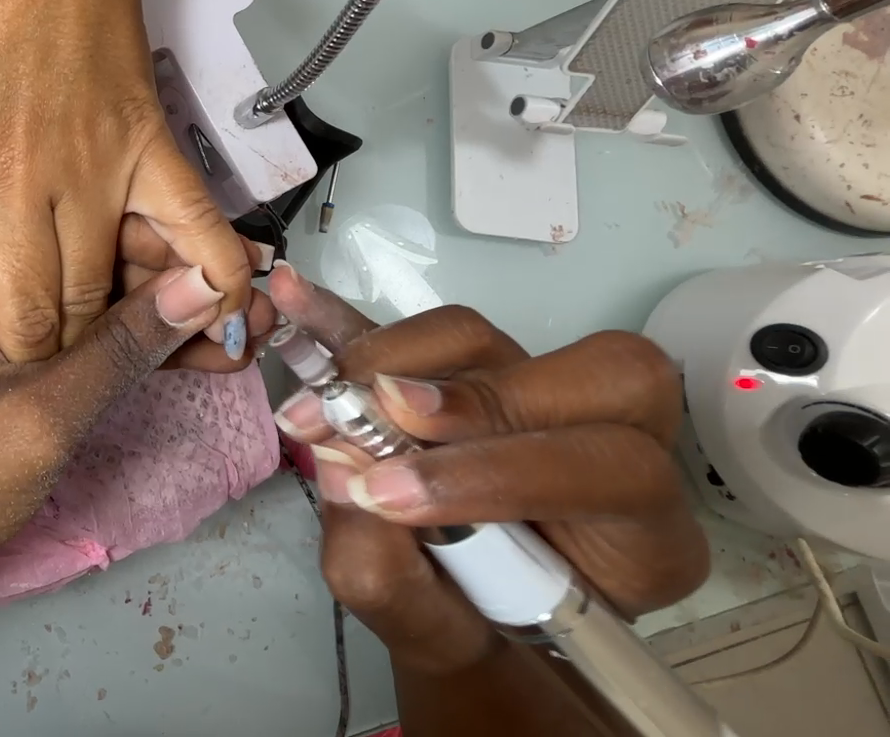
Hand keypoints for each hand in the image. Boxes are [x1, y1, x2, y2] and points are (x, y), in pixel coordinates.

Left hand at [0, 0, 254, 372]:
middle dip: (17, 352)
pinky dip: (208, 284)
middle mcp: (5, 183)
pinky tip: (208, 315)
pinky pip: (192, 233)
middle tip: (13, 347)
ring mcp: (87, 172)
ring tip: (78, 331)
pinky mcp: (147, 150)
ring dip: (84, 331)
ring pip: (94, 298)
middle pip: (22, 319)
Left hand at [0, 236, 267, 624]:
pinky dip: (140, 356)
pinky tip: (199, 357)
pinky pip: (89, 349)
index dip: (172, 254)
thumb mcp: (37, 414)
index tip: (248, 274)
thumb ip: (120, 348)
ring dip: (170, 325)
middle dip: (181, 290)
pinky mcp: (23, 370)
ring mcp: (9, 328)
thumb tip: (204, 284)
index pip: (87, 236)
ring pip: (102, 311)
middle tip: (261, 311)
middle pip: (100, 270)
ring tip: (247, 335)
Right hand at [265, 265, 709, 675]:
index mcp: (634, 527)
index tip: (391, 490)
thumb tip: (347, 476)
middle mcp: (594, 440)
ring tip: (324, 396)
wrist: (451, 602)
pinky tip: (290, 294)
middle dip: (469, 391)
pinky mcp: (442, 365)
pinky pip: (393, 329)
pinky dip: (339, 313)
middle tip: (374, 411)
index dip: (503, 468)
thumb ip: (387, 571)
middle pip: (588, 373)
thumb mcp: (430, 629)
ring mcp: (516, 388)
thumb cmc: (463, 623)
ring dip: (396, 354)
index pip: (616, 470)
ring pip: (481, 336)